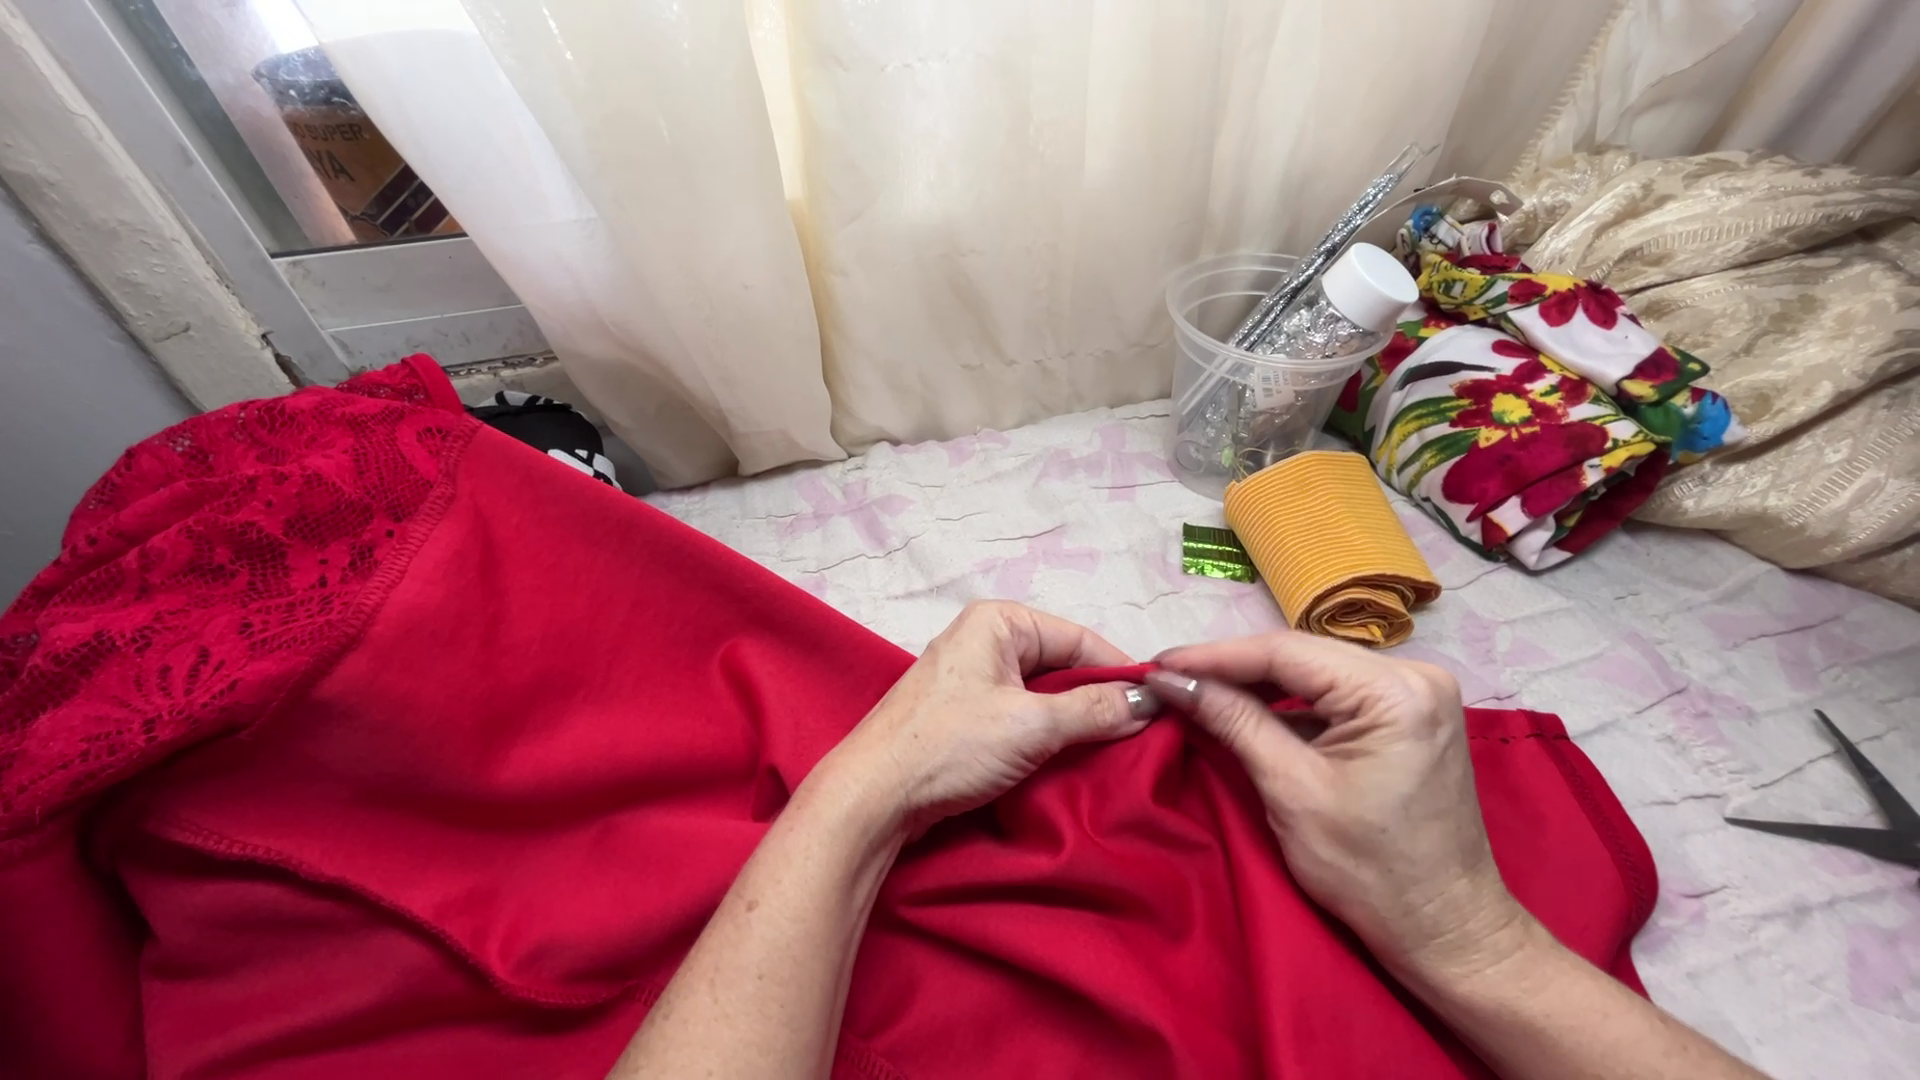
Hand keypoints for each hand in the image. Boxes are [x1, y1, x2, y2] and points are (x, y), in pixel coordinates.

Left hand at [822, 601, 1158, 837]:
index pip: (1078, 638)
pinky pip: (1019, 714)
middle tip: (1141, 735)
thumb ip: (1095, 710)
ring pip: (1041, 693)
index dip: (1120, 672)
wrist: (874, 797)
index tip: (1161, 706)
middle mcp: (983, 639)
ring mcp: (970, 677)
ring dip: (1073, 721)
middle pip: (1060, 665)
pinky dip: (1045, 734)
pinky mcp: (963, 713)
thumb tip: (1148, 702)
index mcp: (998, 621)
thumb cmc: (951, 745)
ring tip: (1114, 751)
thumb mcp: (1033, 726)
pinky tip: (1070, 759)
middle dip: (1097, 699)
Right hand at [1145, 633, 1530, 980]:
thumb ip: (1232, 721)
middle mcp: (1413, 673)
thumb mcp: (1290, 789)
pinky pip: (1332, 691)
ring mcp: (1415, 690)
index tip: (1157, 664)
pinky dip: (1286, 701)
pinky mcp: (1407, 711)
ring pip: (1312, 670)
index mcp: (1394, 690)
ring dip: (1253, 681)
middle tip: (1169, 676)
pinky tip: (1244, 705)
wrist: (1444, 930)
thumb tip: (1171, 680)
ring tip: (1194, 687)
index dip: (1213, 656)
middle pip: (1299, 655)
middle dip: (1229, 667)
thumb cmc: (1369, 871)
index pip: (1284, 652)